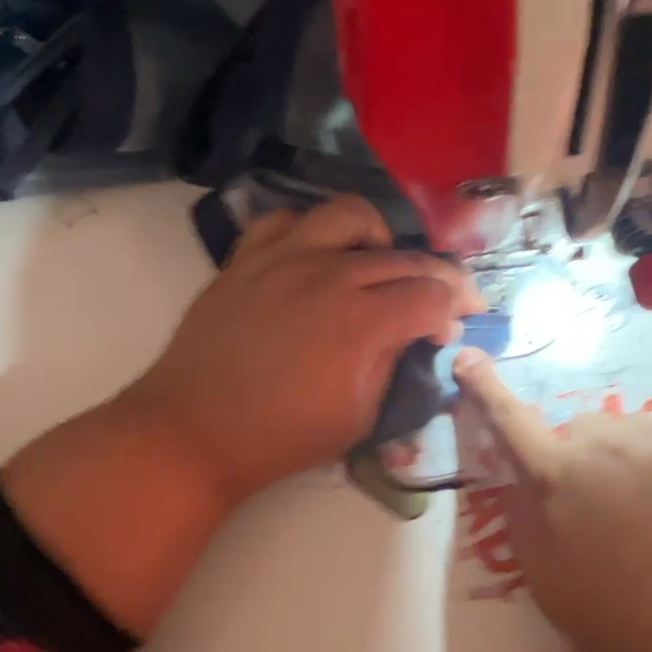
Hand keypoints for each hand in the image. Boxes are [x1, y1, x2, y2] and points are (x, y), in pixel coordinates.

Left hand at [121, 195, 484, 503]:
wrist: (195, 430)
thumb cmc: (283, 436)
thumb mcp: (360, 416)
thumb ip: (397, 364)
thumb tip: (420, 335)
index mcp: (362, 322)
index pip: (433, 295)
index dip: (456, 310)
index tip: (455, 330)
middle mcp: (329, 275)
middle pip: (405, 257)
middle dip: (440, 278)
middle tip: (446, 300)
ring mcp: (284, 257)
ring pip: (352, 216)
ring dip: (381, 239)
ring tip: (380, 266)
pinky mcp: (248, 256)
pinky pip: (290, 220)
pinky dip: (316, 232)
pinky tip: (321, 259)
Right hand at [452, 349, 651, 651]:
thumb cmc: (610, 615)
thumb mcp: (540, 572)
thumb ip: (523, 507)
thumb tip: (522, 470)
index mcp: (555, 475)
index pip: (508, 419)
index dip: (484, 388)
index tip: (466, 357)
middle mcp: (605, 441)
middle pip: (579, 430)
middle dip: (581, 458)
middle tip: (602, 510)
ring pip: (628, 433)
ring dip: (626, 460)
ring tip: (647, 516)